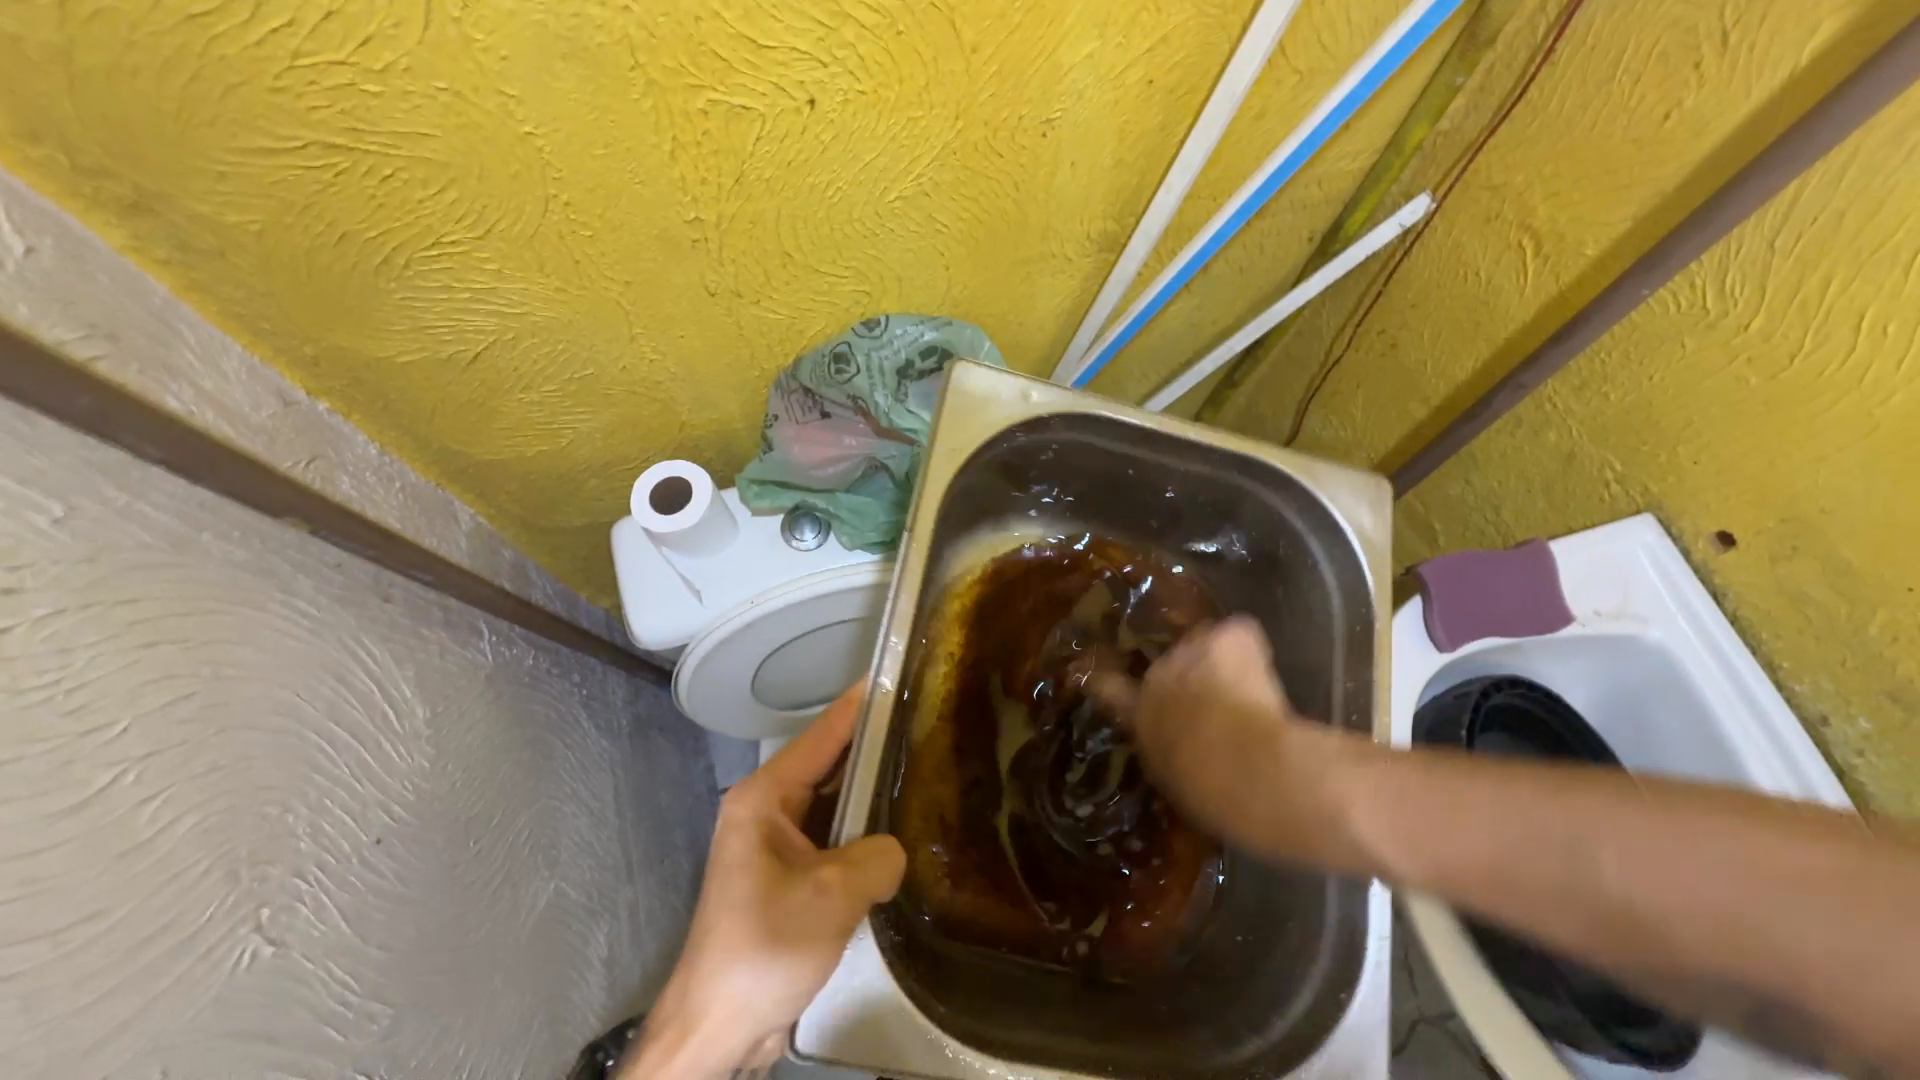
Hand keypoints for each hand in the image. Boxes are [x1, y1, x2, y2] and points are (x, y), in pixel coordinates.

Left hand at [618, 688, 905, 1078]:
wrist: (717, 1026)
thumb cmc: (764, 949)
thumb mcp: (833, 895)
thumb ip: (878, 856)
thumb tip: (893, 851)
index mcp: (763, 800)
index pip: (821, 736)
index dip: (859, 706)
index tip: (896, 675)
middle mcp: (765, 814)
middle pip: (828, 766)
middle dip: (874, 749)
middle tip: (928, 728)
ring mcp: (774, 849)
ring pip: (832, 807)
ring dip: (870, 798)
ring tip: (925, 774)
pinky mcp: (786, 882)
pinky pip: (832, 843)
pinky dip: (862, 836)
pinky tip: (901, 835)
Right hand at [1089, 615, 1370, 872]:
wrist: (1242, 768)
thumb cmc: (1207, 789)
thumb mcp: (1176, 781)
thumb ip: (1171, 757)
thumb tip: (1182, 755)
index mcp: (1141, 717)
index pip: (1109, 690)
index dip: (1105, 679)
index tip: (1093, 670)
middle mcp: (1157, 678)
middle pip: (1172, 661)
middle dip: (1193, 674)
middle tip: (1220, 698)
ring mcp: (1190, 652)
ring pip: (1207, 644)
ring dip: (1225, 661)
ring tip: (1251, 690)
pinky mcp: (1226, 639)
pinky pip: (1240, 634)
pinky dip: (1254, 650)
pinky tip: (1268, 673)